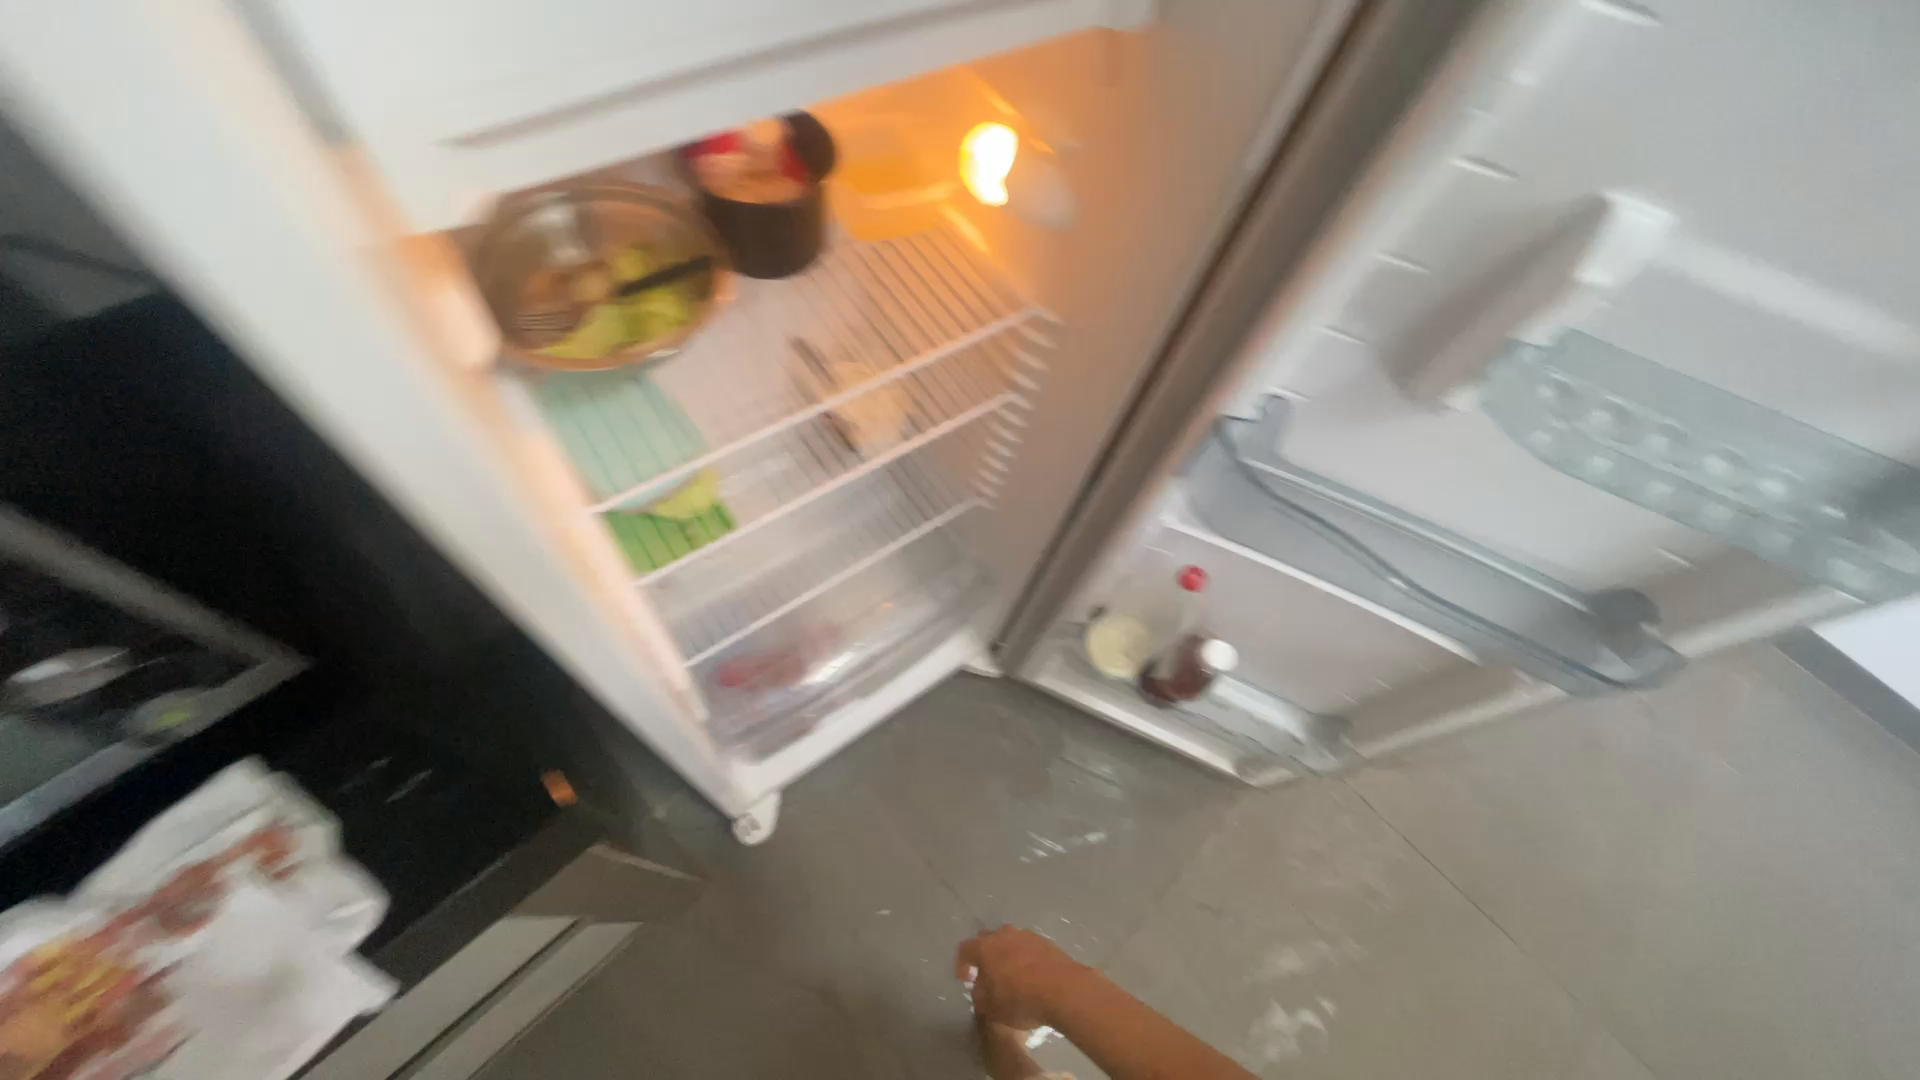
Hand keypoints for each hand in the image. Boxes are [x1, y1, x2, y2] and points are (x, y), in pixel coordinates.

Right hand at [956, 925, 1088, 1029]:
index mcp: (985, 947)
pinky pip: (1027, 947)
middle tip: (988, 976)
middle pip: (987, 941)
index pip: (965, 949)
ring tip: (1011, 976)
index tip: (965, 979)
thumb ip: (979, 996)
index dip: (962, 964)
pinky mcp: (1045, 941)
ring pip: (1009, 942)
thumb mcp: (991, 1008)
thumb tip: (980, 987)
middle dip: (985, 957)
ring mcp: (1026, 935)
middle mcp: (1004, 934)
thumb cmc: (1020, 999)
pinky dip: (1024, 958)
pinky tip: (1031, 976)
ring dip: (1006, 956)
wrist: (1063, 989)